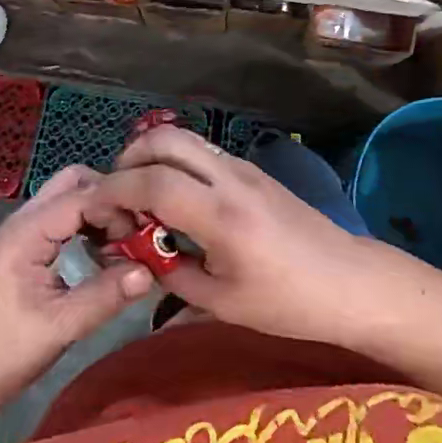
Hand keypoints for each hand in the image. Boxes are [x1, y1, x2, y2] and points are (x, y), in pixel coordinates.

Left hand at [0, 165, 152, 393]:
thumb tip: (149, 271)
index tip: (148, 231)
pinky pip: (65, 216)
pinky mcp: (29, 245)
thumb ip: (106, 295)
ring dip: (100, 211)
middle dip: (110, 199)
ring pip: (71, 196)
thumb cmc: (8, 352)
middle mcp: (25, 219)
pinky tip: (105, 254)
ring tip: (126, 244)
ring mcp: (25, 230)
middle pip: (74, 181)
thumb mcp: (62, 326)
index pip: (82, 195)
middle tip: (136, 232)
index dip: (117, 207)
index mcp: (27, 231)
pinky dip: (89, 224)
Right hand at [95, 124, 414, 349]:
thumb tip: (139, 252)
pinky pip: (202, 152)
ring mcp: (242, 167)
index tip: (91, 207)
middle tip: (115, 194)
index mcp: (219, 215)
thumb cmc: (288, 303)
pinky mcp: (253, 170)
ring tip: (141, 195)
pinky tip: (175, 196)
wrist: (350, 281)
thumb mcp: (222, 302)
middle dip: (128, 158)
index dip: (113, 190)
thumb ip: (172, 272)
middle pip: (164, 140)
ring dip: (152, 156)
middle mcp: (228, 178)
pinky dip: (176, 162)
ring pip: (184, 139)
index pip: (151, 182)